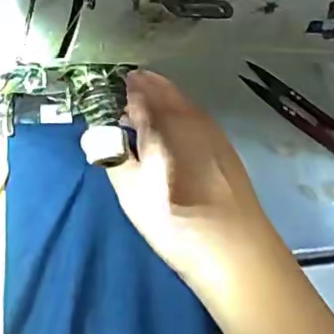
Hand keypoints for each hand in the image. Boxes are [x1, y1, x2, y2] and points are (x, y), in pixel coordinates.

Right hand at [101, 70, 282, 284]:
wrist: (233, 245)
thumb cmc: (174, 217)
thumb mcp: (130, 190)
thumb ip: (113, 155)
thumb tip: (100, 134)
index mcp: (164, 119)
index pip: (139, 89)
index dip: (121, 88)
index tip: (105, 91)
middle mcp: (189, 113)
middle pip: (162, 89)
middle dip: (141, 88)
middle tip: (121, 97)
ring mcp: (210, 126)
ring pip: (179, 101)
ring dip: (160, 100)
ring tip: (141, 116)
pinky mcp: (223, 143)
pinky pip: (193, 115)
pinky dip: (177, 114)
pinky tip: (170, 134)